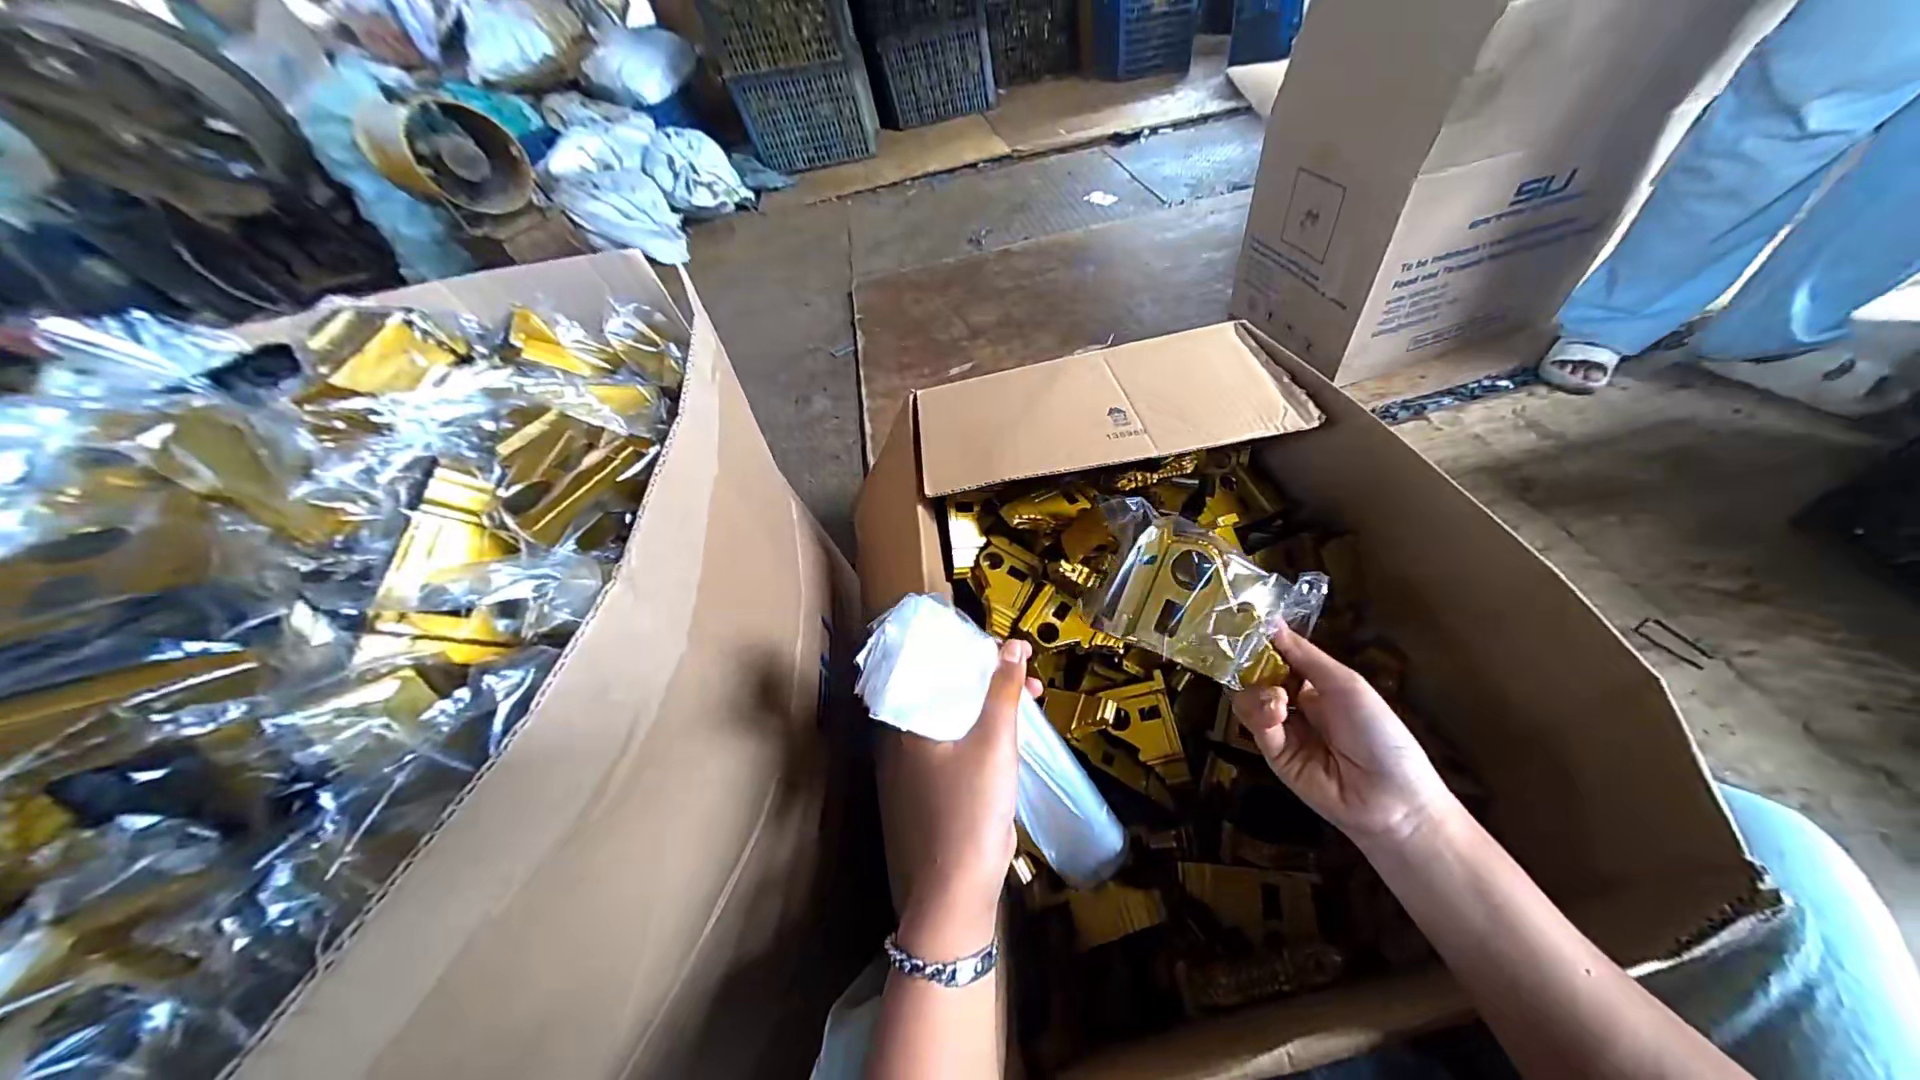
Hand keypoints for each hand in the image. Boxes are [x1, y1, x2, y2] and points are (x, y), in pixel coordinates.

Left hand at [878, 638, 1040, 958]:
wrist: (955, 893)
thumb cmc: (970, 812)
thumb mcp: (994, 743)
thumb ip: (1002, 692)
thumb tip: (1012, 646)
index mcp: (904, 725)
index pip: (933, 671)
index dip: (972, 657)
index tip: (1006, 655)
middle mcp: (899, 745)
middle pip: (945, 697)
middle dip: (988, 686)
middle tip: (1026, 684)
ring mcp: (911, 774)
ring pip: (952, 726)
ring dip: (987, 712)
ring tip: (1025, 708)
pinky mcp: (927, 797)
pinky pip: (953, 753)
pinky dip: (979, 740)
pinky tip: (1007, 743)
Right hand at [1231, 625, 1458, 849]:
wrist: (1392, 800)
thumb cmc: (1380, 734)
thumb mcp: (1346, 684)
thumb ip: (1304, 654)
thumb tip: (1271, 621)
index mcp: (1317, 684)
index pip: (1279, 656)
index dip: (1262, 643)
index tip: (1243, 627)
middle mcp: (1295, 703)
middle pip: (1256, 675)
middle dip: (1250, 665)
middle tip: (1246, 658)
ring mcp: (1282, 728)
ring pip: (1248, 698)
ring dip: (1257, 691)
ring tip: (1276, 698)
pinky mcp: (1271, 753)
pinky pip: (1254, 724)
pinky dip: (1260, 714)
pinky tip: (1277, 714)